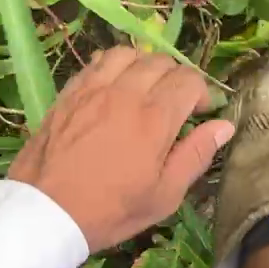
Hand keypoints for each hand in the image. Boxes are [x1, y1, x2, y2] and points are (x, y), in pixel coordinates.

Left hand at [8, 47, 233, 251]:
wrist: (45, 212)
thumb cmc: (109, 211)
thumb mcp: (163, 196)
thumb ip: (195, 156)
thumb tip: (223, 126)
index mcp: (154, 118)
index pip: (188, 79)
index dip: (200, 93)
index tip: (197, 114)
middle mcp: (123, 94)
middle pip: (159, 61)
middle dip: (173, 78)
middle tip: (171, 104)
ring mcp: (90, 90)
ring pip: (125, 55)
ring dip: (141, 66)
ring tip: (141, 90)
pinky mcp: (66, 95)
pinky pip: (94, 64)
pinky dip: (109, 68)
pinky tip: (111, 89)